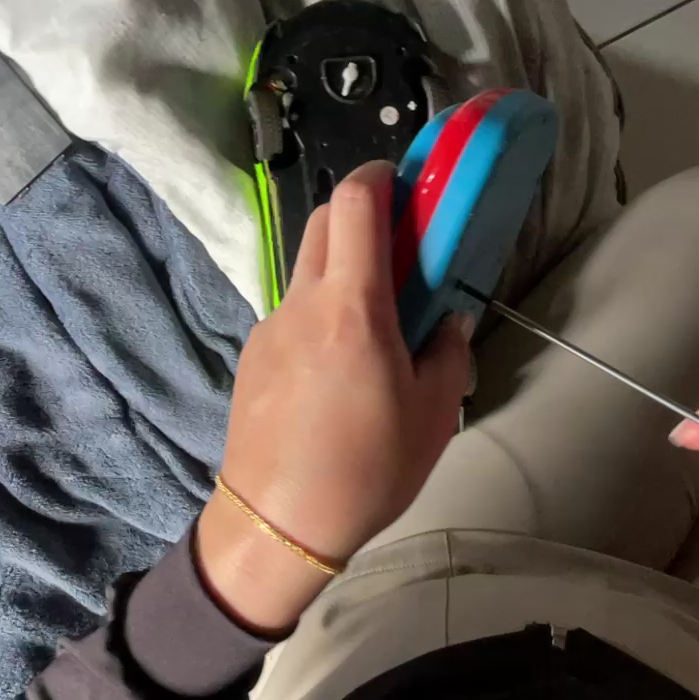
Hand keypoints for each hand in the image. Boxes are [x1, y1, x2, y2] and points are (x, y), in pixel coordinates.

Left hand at [198, 162, 470, 632]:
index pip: (354, 203)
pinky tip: (332, 369)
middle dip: (361, 215)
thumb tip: (446, 321)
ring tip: (370, 324)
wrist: (276, 524)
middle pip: (322, 222)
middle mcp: (302, 304)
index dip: (379, 175)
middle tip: (399, 250)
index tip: (406, 182)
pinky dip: (317, 313)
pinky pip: (290, 314)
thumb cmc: (366, 470)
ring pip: (305, 270)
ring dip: (339, 270)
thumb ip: (446, 354)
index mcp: (352, 307)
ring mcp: (269, 328)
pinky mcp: (252, 356)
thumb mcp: (433, 416)